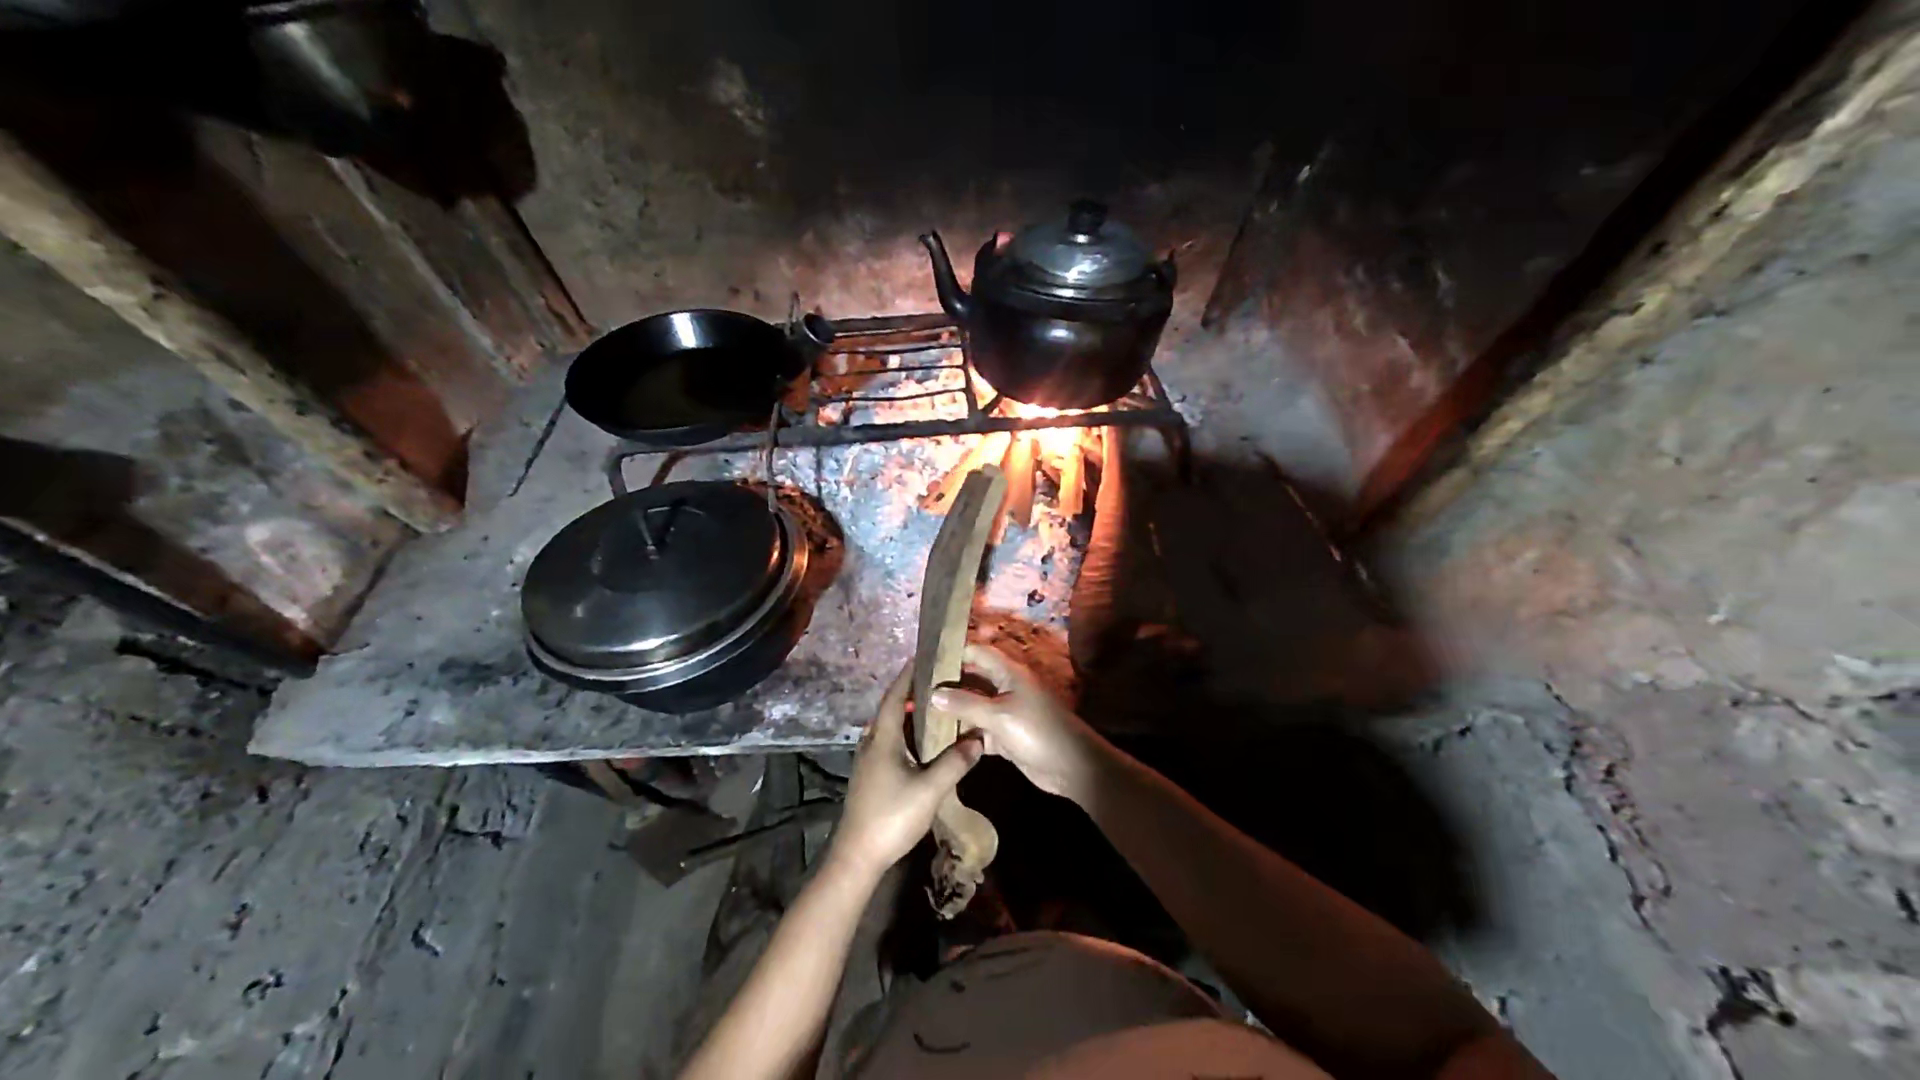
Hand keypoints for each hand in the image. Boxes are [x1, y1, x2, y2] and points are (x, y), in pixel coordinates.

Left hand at [826, 664, 983, 881]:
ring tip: (934, 707)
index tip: (923, 657)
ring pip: (889, 728)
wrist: (858, 856)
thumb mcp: (930, 789)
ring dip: (907, 714)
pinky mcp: (870, 777)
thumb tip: (979, 737)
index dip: (907, 676)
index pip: (894, 696)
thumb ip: (955, 762)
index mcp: (882, 738)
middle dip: (911, 693)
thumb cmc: (891, 817)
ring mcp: (867, 761)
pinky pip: (888, 743)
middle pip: (890, 709)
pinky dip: (905, 733)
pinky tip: (922, 744)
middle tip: (938, 681)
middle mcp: (871, 743)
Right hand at [930, 643, 1108, 804]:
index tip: (924, 660)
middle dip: (947, 683)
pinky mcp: (1005, 736)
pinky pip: (978, 729)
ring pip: (973, 706)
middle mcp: (1006, 688)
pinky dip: (963, 733)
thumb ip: (965, 703)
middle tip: (915, 689)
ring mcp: (1006, 712)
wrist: (1072, 767)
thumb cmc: (1037, 731)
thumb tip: (932, 693)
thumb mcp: (998, 715)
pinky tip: (939, 739)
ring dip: (952, 710)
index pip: (976, 652)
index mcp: (1009, 672)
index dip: (952, 653)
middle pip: (972, 679)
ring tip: (920, 713)